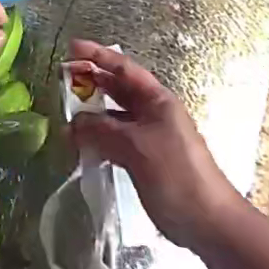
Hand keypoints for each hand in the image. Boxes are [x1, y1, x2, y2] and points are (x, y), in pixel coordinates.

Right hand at [66, 40, 243, 247]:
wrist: (206, 221)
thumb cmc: (176, 174)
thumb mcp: (137, 147)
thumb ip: (103, 131)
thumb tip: (73, 124)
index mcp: (157, 100)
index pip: (123, 69)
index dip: (98, 56)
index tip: (72, 47)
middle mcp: (153, 112)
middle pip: (118, 89)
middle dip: (92, 81)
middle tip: (62, 77)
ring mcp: (149, 136)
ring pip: (114, 116)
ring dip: (91, 114)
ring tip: (65, 114)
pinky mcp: (144, 159)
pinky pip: (115, 140)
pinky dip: (98, 139)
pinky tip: (80, 145)